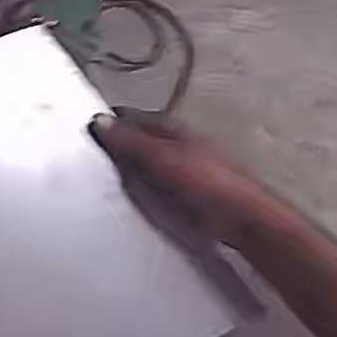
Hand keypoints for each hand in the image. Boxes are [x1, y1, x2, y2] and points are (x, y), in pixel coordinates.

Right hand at [89, 108, 273, 223]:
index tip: (90, 131)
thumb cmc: (205, 183)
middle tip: (98, 157)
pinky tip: (144, 197)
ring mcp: (192, 165)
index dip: (112, 122)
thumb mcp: (160, 159)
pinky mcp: (197, 189)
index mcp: (174, 128)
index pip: (133, 117)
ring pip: (154, 160)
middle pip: (143, 137)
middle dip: (122, 145)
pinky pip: (163, 181)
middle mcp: (183, 142)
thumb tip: (99, 122)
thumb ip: (130, 141)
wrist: (246, 220)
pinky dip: (150, 185)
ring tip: (116, 178)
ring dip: (136, 166)